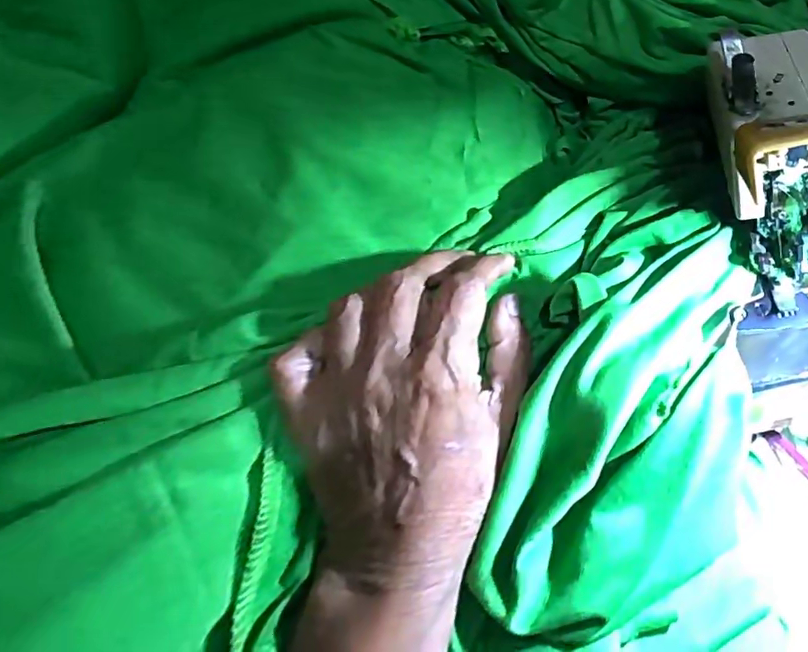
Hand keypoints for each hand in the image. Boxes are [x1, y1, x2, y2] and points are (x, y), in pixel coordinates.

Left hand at [270, 252, 530, 593]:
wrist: (398, 545)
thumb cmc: (464, 478)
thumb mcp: (505, 414)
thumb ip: (510, 351)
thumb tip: (508, 300)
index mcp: (439, 368)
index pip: (461, 289)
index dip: (486, 266)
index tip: (501, 264)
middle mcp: (384, 366)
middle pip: (403, 282)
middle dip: (437, 262)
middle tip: (458, 265)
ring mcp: (337, 386)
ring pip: (350, 305)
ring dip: (384, 286)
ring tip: (407, 290)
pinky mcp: (303, 410)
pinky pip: (297, 352)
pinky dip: (320, 332)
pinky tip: (348, 333)